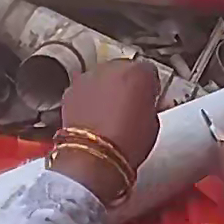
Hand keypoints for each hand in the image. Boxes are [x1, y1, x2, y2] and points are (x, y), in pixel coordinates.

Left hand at [56, 59, 160, 199]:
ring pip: (101, 78)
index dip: (149, 86)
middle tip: (128, 107)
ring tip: (108, 114)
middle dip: (126, 85)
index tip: (148, 98)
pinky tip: (92, 118)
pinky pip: (84, 90)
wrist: (94, 155)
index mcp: (138, 73)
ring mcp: (88, 77)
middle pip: (122, 70)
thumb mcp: (152, 123)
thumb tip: (145, 104)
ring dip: (105, 90)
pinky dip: (87, 99)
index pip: (148, 71)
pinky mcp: (71, 90)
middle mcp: (112, 68)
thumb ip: (149, 104)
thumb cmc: (126, 143)